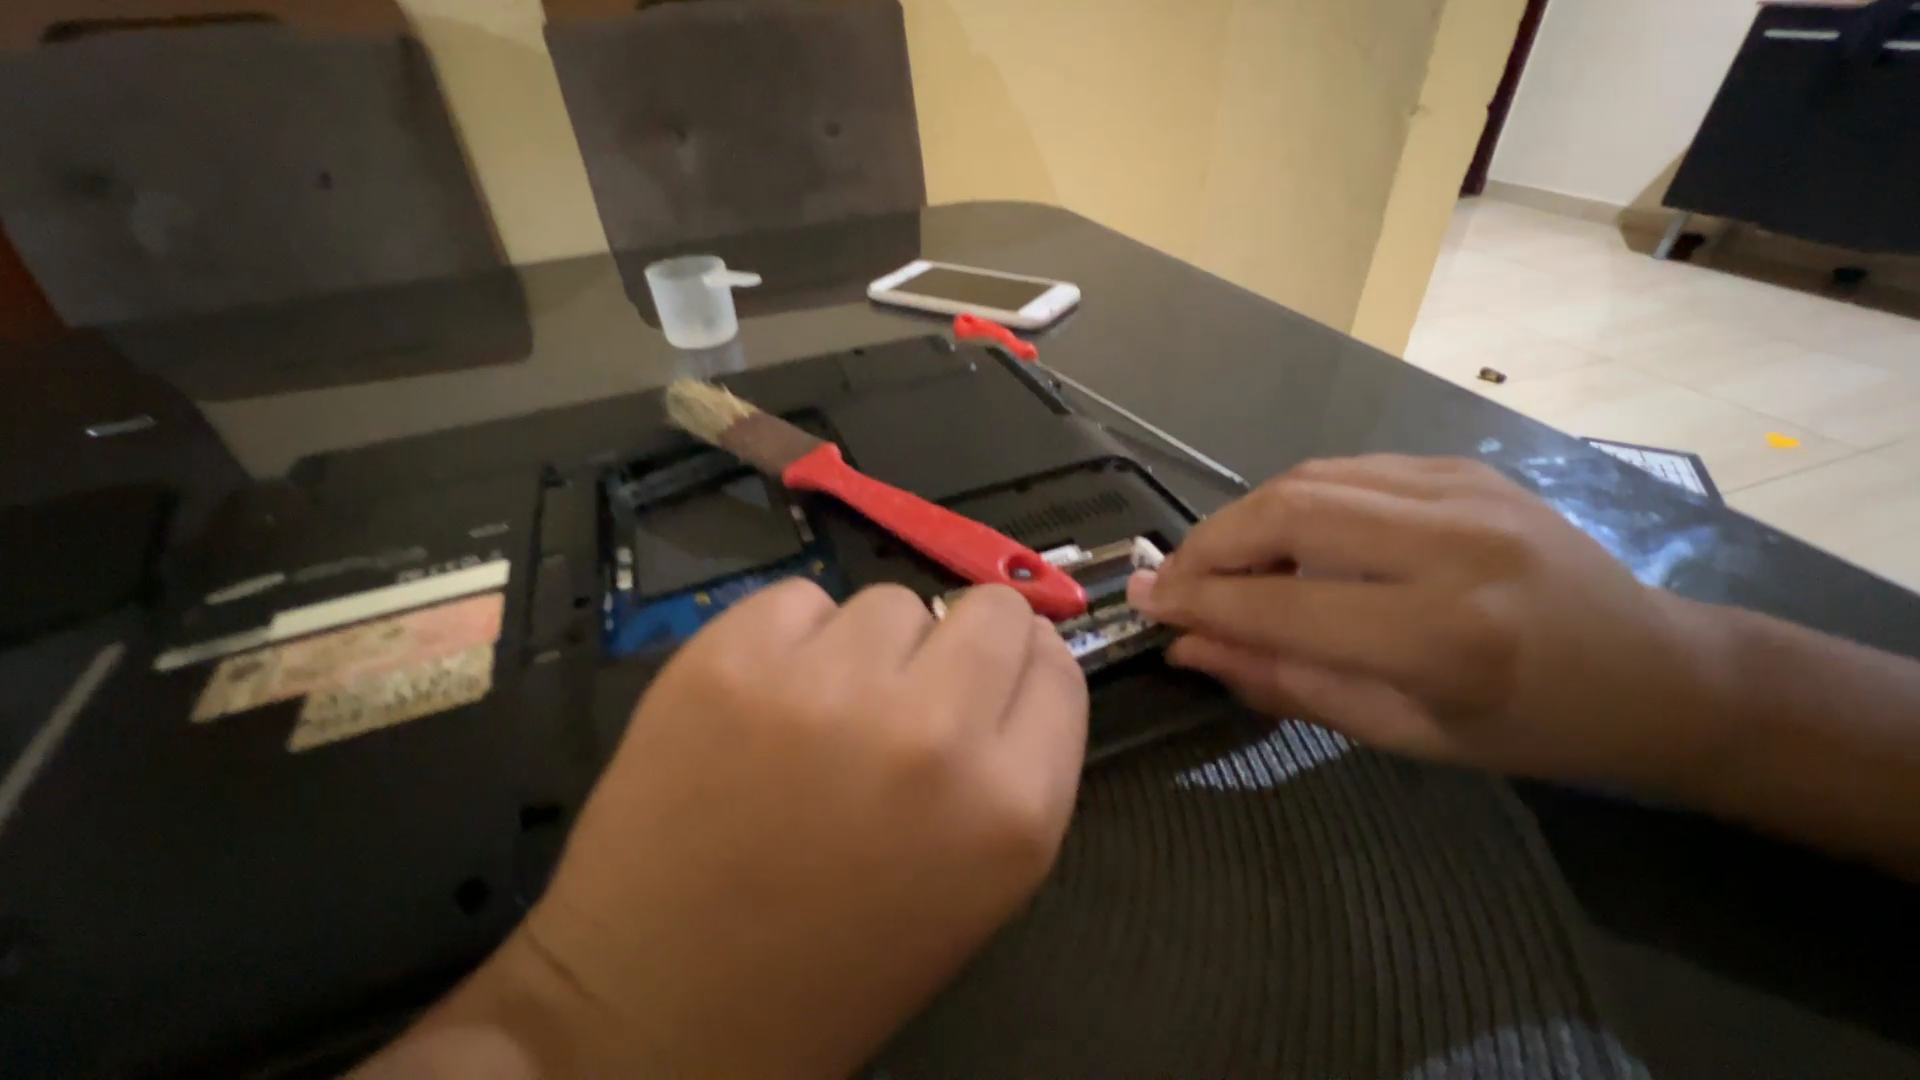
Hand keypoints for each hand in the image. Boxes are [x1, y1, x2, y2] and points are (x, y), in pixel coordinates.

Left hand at [511, 580, 1087, 1076]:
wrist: (663, 1005)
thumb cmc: (838, 956)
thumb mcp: (975, 882)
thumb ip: (1015, 764)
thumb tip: (1020, 657)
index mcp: (1009, 807)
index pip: (1057, 667)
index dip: (1023, 668)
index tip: (989, 683)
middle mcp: (932, 733)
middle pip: (991, 610)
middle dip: (960, 643)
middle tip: (908, 693)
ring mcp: (825, 688)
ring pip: (889, 601)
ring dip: (868, 650)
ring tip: (821, 719)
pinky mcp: (730, 659)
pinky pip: (798, 600)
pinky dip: (789, 641)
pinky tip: (760, 706)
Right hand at [1129, 455, 1726, 787]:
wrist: (1660, 671)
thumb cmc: (1530, 728)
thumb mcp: (1403, 732)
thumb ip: (1286, 683)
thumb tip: (1188, 647)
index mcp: (1447, 638)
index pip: (1283, 606)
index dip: (1200, 603)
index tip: (1144, 604)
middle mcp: (1455, 547)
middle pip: (1287, 513)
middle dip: (1208, 544)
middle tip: (1171, 580)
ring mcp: (1465, 491)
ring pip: (1308, 478)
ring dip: (1242, 518)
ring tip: (1218, 562)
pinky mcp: (1464, 467)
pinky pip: (1346, 471)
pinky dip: (1292, 500)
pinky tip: (1284, 538)